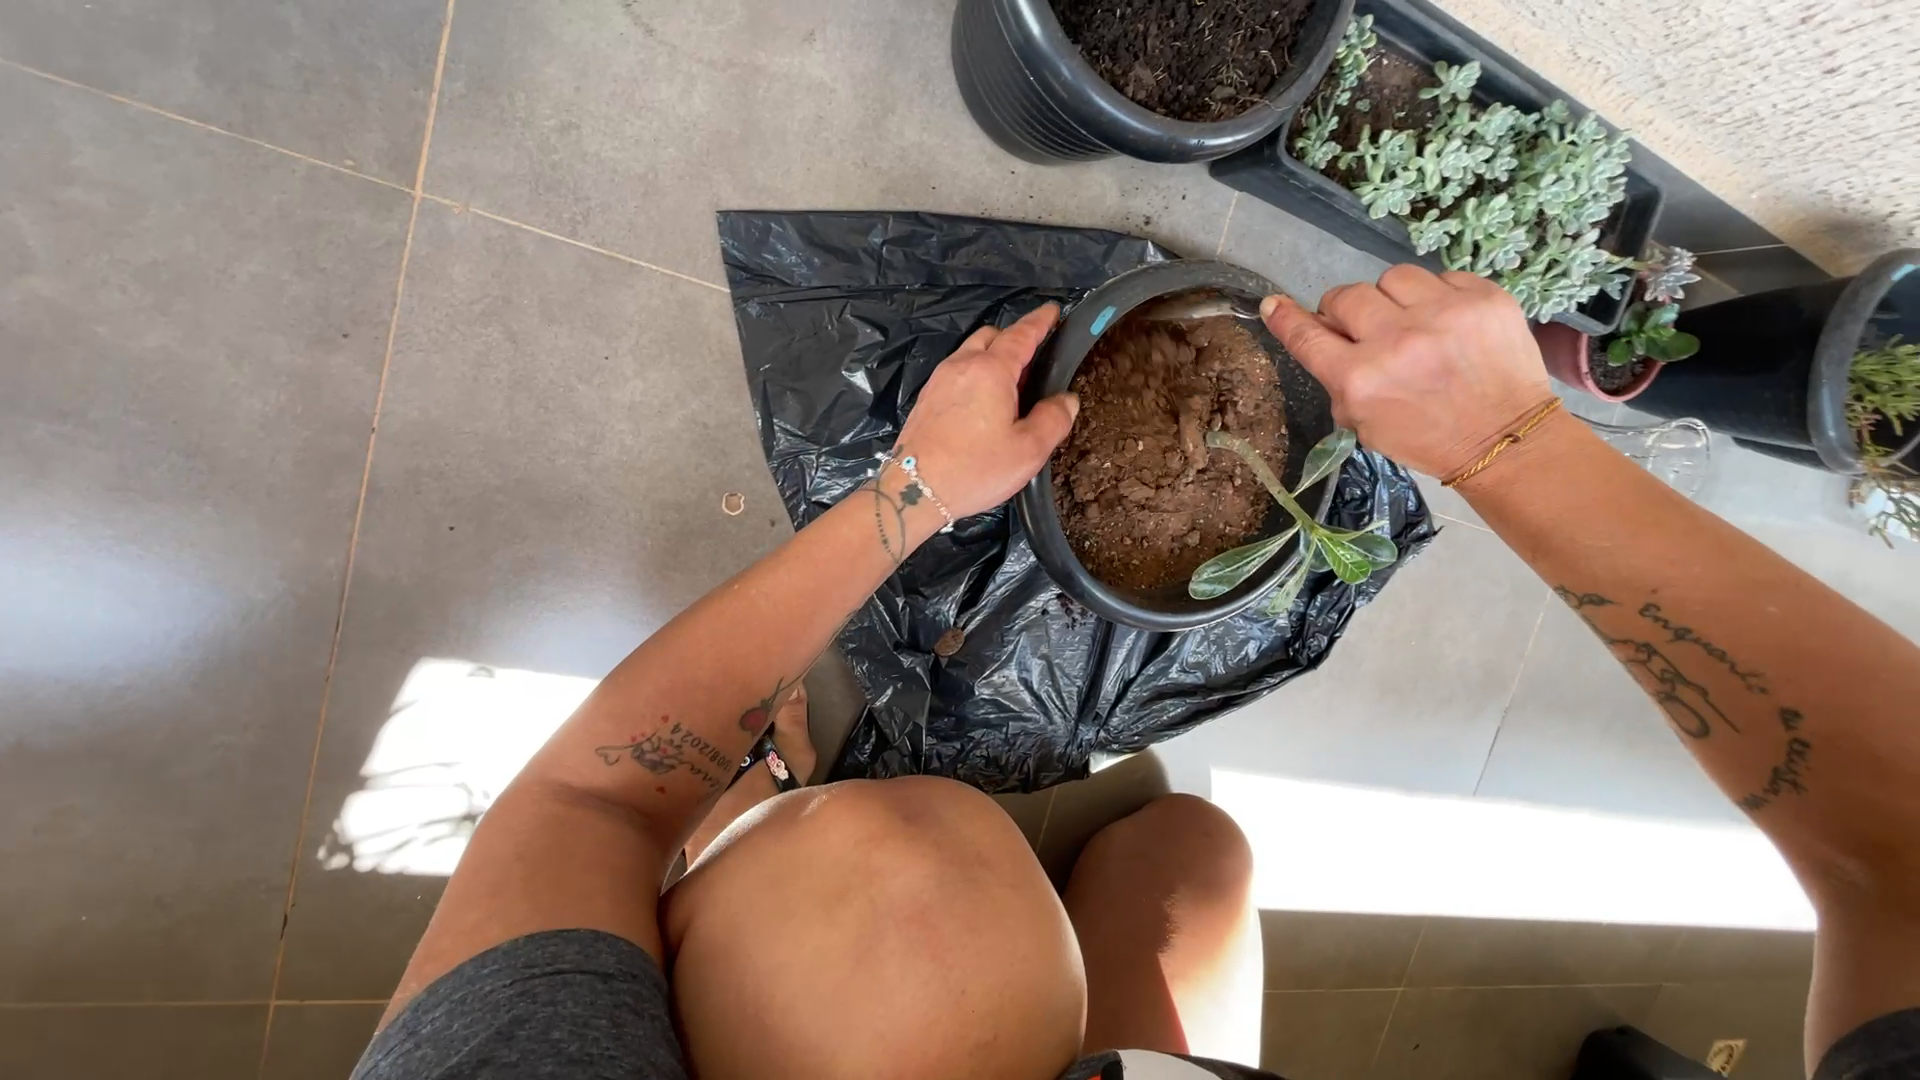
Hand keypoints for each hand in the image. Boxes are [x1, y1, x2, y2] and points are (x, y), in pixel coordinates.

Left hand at [892, 303, 1079, 519]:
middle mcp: (961, 366)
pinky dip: (974, 376)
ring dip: (991, 358)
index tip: (1052, 312)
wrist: (914, 489)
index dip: (1040, 322)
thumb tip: (1066, 400)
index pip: (1021, 335)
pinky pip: (955, 373)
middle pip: (991, 336)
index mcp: (990, 370)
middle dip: (1013, 339)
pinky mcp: (926, 400)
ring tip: (1010, 387)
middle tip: (1034, 362)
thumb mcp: (1028, 450)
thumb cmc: (974, 469)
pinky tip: (982, 405)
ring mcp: (938, 381)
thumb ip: (1053, 420)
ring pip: (969, 353)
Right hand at [1260, 265, 1553, 479]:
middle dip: (1344, 310)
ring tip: (1406, 320)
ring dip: (1389, 298)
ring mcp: (1443, 313)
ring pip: (1391, 278)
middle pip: (1347, 296)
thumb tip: (1324, 336)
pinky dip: (1434, 296)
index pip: (1308, 335)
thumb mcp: (1362, 422)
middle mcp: (1395, 340)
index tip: (1273, 304)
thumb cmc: (1424, 438)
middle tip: (1358, 327)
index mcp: (1359, 379)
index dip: (1285, 317)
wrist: (1504, 438)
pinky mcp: (1484, 297)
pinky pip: (1440, 277)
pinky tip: (1443, 322)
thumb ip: (1338, 380)